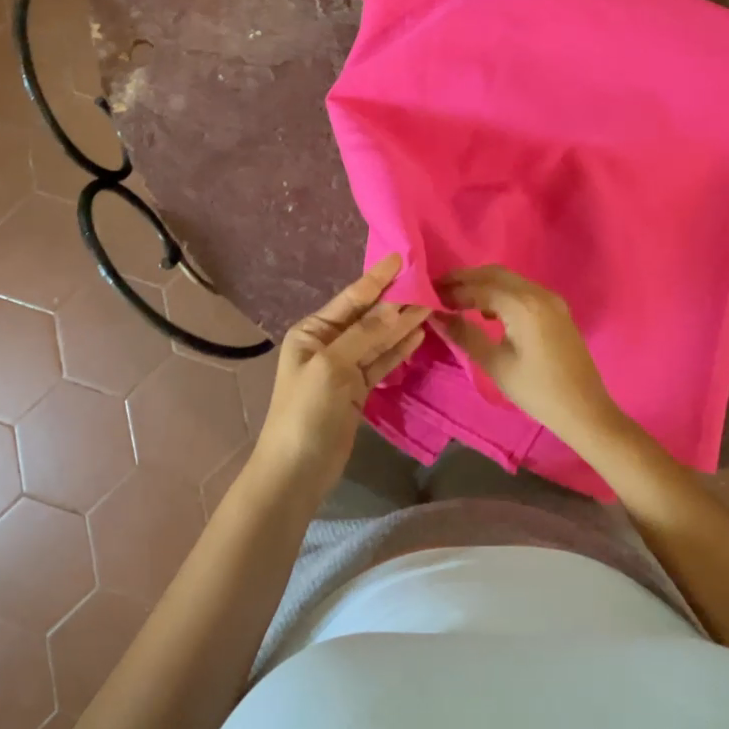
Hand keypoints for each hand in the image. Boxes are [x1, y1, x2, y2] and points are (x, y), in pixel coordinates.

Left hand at [252, 254, 429, 492]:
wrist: (296, 471)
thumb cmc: (306, 412)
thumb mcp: (332, 367)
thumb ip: (365, 335)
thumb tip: (397, 306)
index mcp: (311, 331)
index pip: (351, 298)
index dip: (377, 278)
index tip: (402, 257)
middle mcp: (326, 343)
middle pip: (367, 317)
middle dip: (395, 301)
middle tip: (429, 282)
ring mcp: (342, 368)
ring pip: (378, 339)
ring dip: (402, 324)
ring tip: (432, 304)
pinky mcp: (357, 391)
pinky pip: (381, 362)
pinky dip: (398, 349)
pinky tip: (418, 334)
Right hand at [432, 265, 627, 446]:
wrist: (585, 411)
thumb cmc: (537, 391)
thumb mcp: (496, 364)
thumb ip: (464, 335)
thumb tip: (436, 316)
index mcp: (523, 305)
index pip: (479, 286)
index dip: (452, 290)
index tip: (428, 298)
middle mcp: (538, 293)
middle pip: (494, 274)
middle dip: (465, 280)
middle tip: (438, 292)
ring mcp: (551, 300)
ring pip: (509, 279)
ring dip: (482, 285)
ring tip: (456, 302)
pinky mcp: (556, 310)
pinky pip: (522, 290)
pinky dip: (500, 293)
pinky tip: (486, 313)